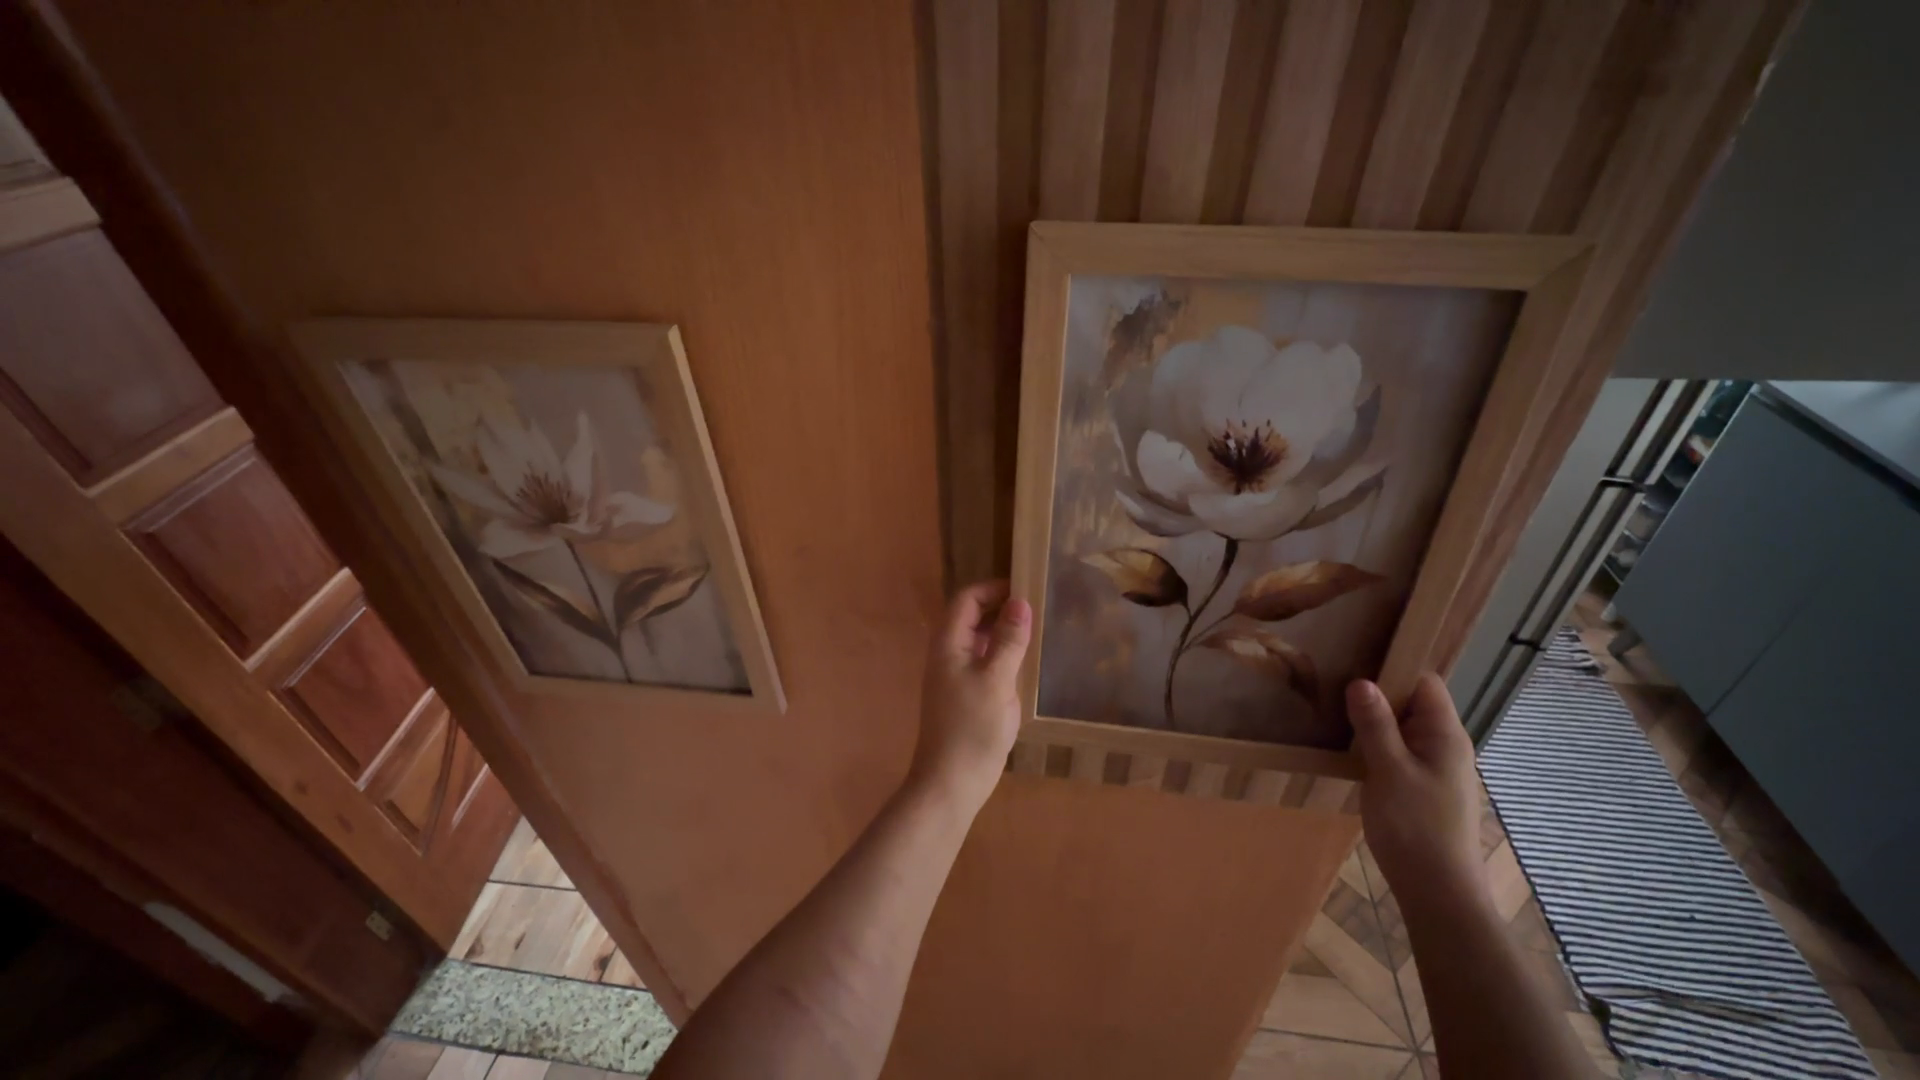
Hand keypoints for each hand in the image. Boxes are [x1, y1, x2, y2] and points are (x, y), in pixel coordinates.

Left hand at [911, 580, 1030, 806]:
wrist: (951, 781)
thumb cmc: (972, 727)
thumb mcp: (996, 679)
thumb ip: (1008, 640)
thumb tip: (1020, 602)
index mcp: (948, 643)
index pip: (966, 599)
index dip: (993, 588)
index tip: (1026, 588)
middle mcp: (947, 654)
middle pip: (971, 617)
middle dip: (1001, 608)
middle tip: (1038, 607)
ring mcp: (955, 676)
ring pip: (979, 641)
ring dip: (1004, 632)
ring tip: (1038, 631)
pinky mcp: (966, 696)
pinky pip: (984, 663)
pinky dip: (1003, 656)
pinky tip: (1026, 664)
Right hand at [1348, 674, 1487, 910]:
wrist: (1436, 890)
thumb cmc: (1415, 826)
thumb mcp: (1389, 770)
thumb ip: (1375, 724)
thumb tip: (1361, 681)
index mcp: (1445, 734)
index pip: (1424, 682)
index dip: (1393, 666)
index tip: (1354, 659)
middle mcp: (1444, 745)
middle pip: (1412, 703)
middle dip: (1376, 692)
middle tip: (1332, 682)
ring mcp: (1433, 767)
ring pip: (1401, 729)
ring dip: (1372, 720)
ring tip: (1332, 709)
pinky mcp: (1419, 787)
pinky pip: (1397, 751)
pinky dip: (1374, 744)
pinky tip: (1347, 747)